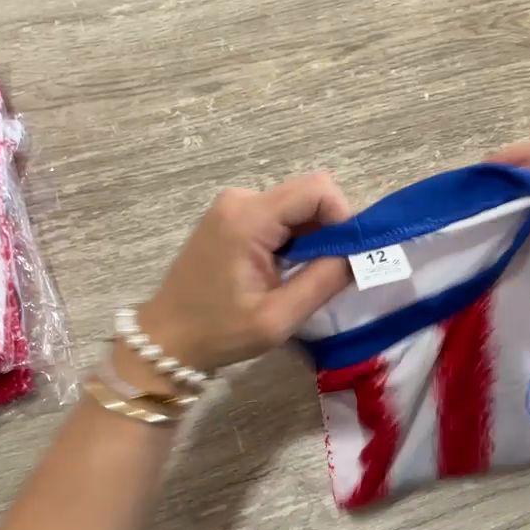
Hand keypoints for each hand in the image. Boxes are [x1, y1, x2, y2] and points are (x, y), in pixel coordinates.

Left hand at [124, 173, 354, 377]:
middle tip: (328, 273)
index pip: (318, 190)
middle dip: (331, 230)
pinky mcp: (231, 216)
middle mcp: (241, 199)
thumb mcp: (280, 317)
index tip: (347, 257)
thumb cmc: (220, 333)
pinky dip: (295, 238)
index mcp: (249, 218)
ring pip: (298, 205)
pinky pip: (280, 215)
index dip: (344, 218)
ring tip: (301, 278)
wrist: (166, 339)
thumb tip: (363, 254)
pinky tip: (285, 271)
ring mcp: (233, 205)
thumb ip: (325, 280)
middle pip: (309, 194)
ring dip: (313, 237)